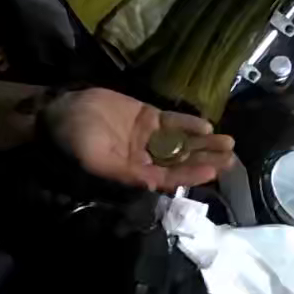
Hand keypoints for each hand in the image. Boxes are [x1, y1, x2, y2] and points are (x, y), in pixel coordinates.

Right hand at [46, 88, 234, 191]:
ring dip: (204, 143)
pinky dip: (189, 124)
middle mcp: (146, 157)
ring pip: (182, 142)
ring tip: (228, 143)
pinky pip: (172, 123)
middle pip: (182, 160)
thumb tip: (154, 185)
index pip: (168, 177)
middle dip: (206, 159)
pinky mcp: (149, 117)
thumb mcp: (97, 159)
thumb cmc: (75, 138)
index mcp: (134, 173)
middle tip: (231, 159)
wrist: (62, 109)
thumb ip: (126, 173)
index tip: (211, 171)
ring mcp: (149, 137)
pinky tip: (206, 126)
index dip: (190, 175)